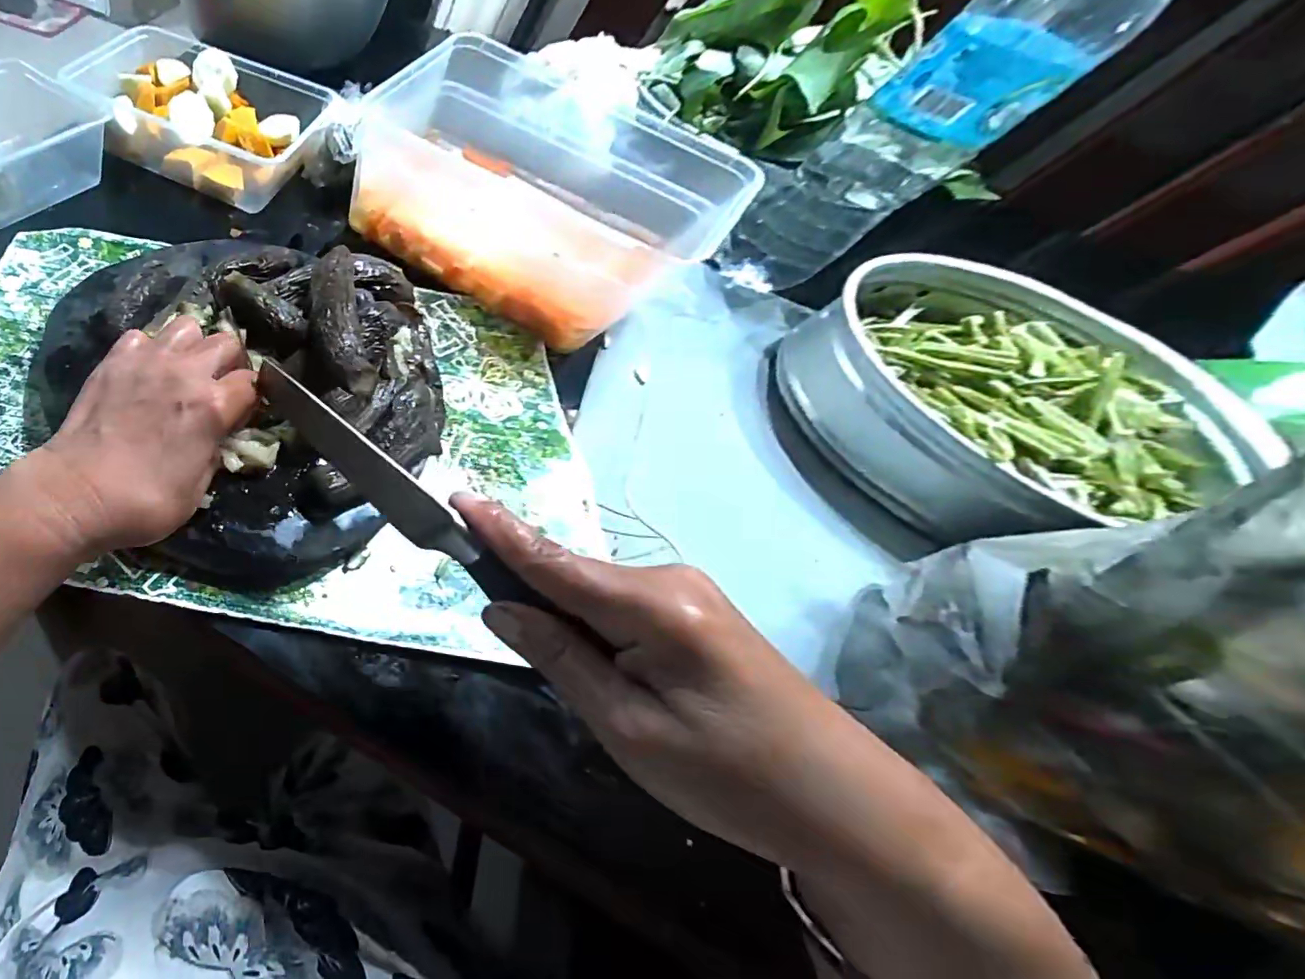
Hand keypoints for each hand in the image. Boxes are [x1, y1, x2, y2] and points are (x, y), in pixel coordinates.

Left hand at [15, 316, 257, 554]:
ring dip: (192, 346)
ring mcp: (148, 360)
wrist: (77, 494)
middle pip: (226, 342)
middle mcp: (186, 372)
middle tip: (218, 386)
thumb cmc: (144, 502)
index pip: (252, 382)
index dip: (251, 399)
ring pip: (187, 326)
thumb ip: (215, 451)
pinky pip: (143, 337)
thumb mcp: (199, 490)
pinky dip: (150, 349)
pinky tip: (145, 372)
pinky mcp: (115, 360)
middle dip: (230, 363)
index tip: (241, 414)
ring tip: (183, 371)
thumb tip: (218, 435)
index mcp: (213, 405)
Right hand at [454, 496, 1092, 977]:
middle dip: (527, 589)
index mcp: (650, 604)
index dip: (499, 531)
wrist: (847, 806)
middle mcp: (668, 580)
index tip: (457, 497)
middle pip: (571, 574)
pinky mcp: (698, 613)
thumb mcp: (626, 727)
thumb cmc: (729, 775)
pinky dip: (594, 624)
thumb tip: (501, 609)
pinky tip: (602, 668)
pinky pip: (622, 606)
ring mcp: (688, 592)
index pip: (552, 560)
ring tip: (569, 677)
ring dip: (563, 616)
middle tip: (498, 627)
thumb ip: (559, 657)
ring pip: (596, 592)